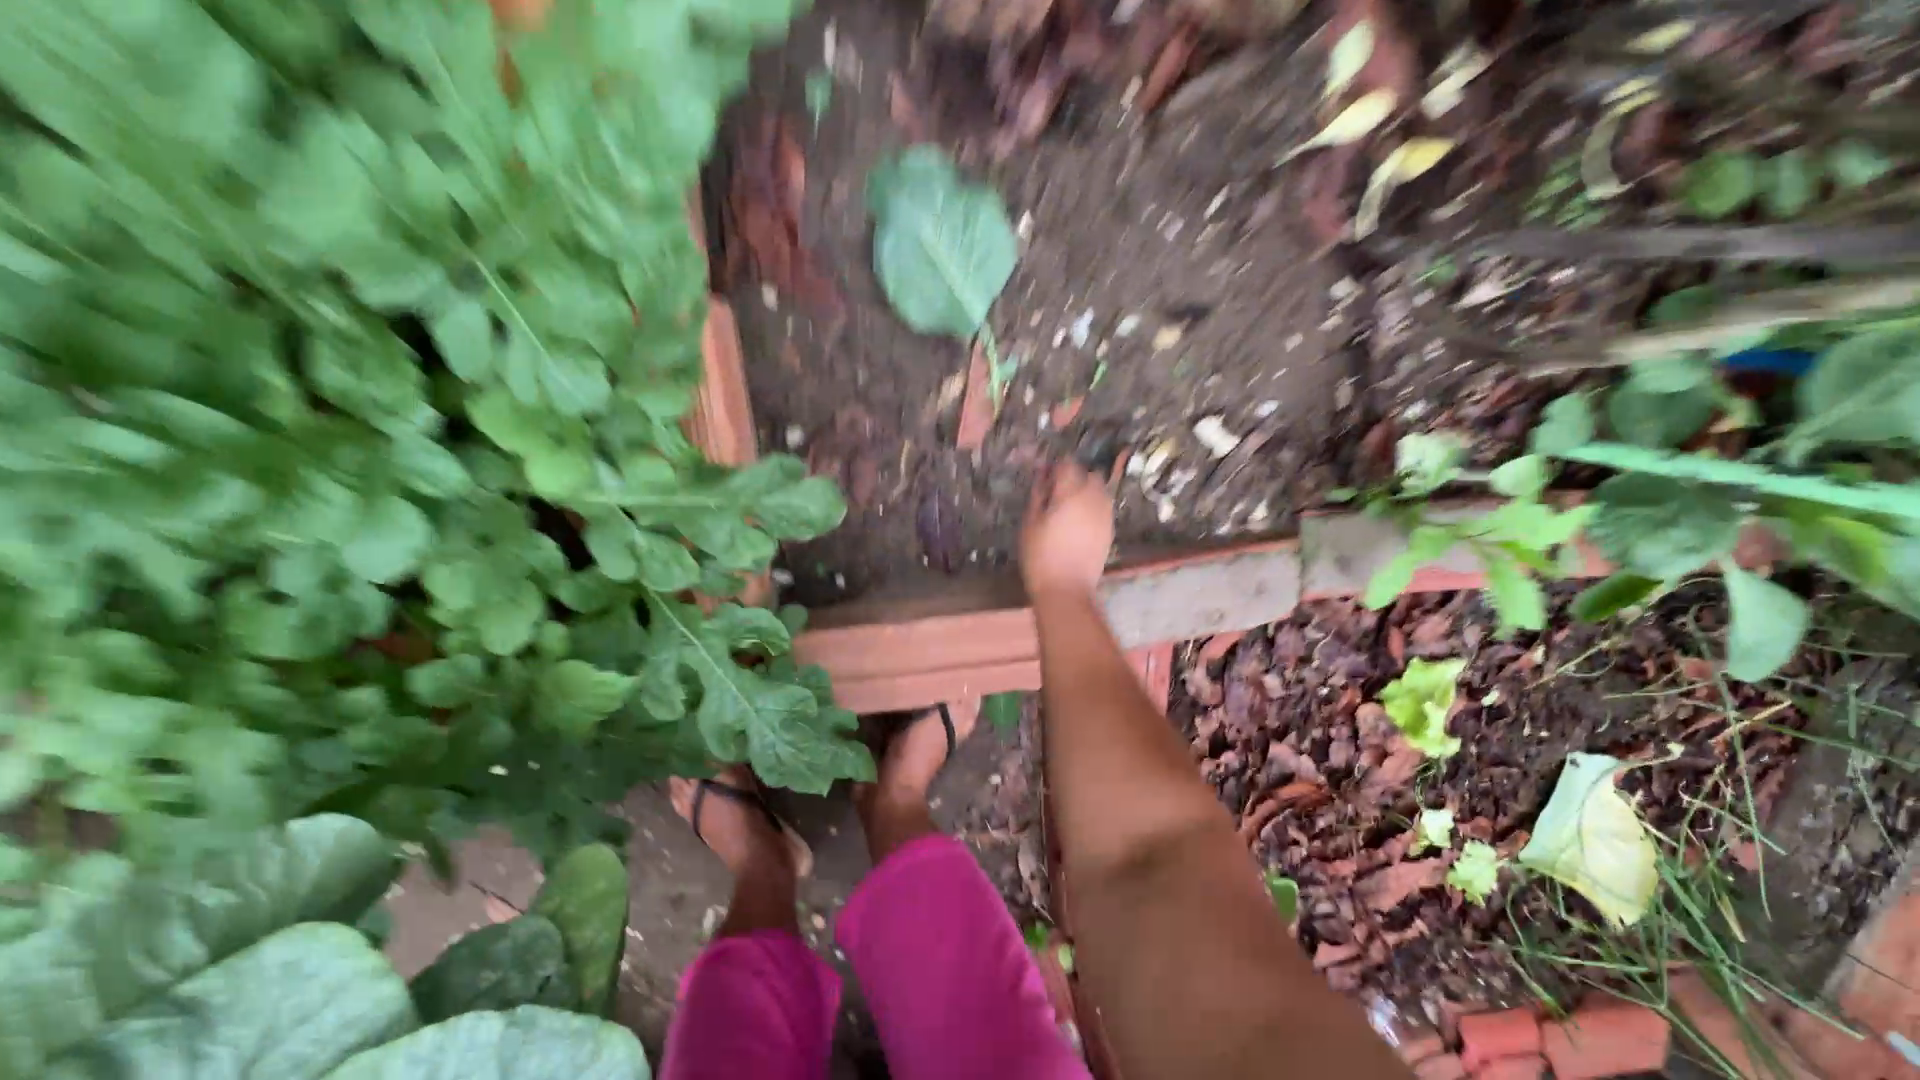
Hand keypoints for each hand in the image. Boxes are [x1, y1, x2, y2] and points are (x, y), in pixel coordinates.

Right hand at [1020, 462, 1113, 600]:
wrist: (1066, 589)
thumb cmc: (1040, 557)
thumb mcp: (1030, 524)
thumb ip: (1038, 496)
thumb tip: (1042, 478)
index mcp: (1070, 494)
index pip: (1068, 465)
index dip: (1056, 466)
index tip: (1045, 475)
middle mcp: (1093, 499)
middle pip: (1090, 474)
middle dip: (1076, 476)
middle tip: (1058, 490)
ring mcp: (1105, 515)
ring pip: (1101, 490)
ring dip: (1088, 490)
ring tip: (1071, 505)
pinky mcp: (1111, 530)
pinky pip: (1105, 508)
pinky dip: (1094, 507)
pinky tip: (1080, 521)